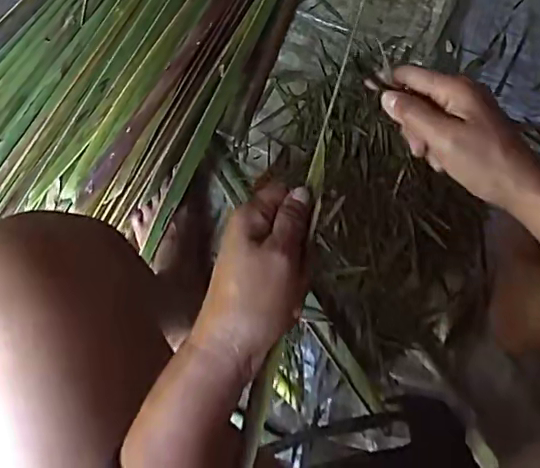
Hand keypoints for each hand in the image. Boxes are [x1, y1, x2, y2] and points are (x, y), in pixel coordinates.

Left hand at [186, 182, 310, 371]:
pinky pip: (282, 274)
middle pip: (289, 224)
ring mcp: (250, 255)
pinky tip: (285, 307)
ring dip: (297, 274)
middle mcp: (248, 230)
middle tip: (297, 271)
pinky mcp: (255, 279)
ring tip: (290, 294)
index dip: (302, 208)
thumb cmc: (256, 298)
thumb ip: (293, 219)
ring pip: (290, 253)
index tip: (311, 231)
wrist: (228, 350)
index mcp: (249, 215)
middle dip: (301, 248)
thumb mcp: (282, 254)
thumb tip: (303, 188)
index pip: (283, 192)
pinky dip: (289, 290)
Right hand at [380, 65, 539, 209]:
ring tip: (434, 160)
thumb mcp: (442, 138)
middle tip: (417, 148)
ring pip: (429, 114)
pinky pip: (444, 126)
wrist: (526, 190)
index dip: (388, 84)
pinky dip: (438, 142)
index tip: (370, 98)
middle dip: (411, 121)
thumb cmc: (483, 162)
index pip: (410, 74)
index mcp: (455, 87)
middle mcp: (462, 91)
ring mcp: (470, 108)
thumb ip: (412, 114)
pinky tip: (445, 162)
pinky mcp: (475, 126)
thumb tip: (386, 95)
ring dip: (424, 136)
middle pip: (419, 95)